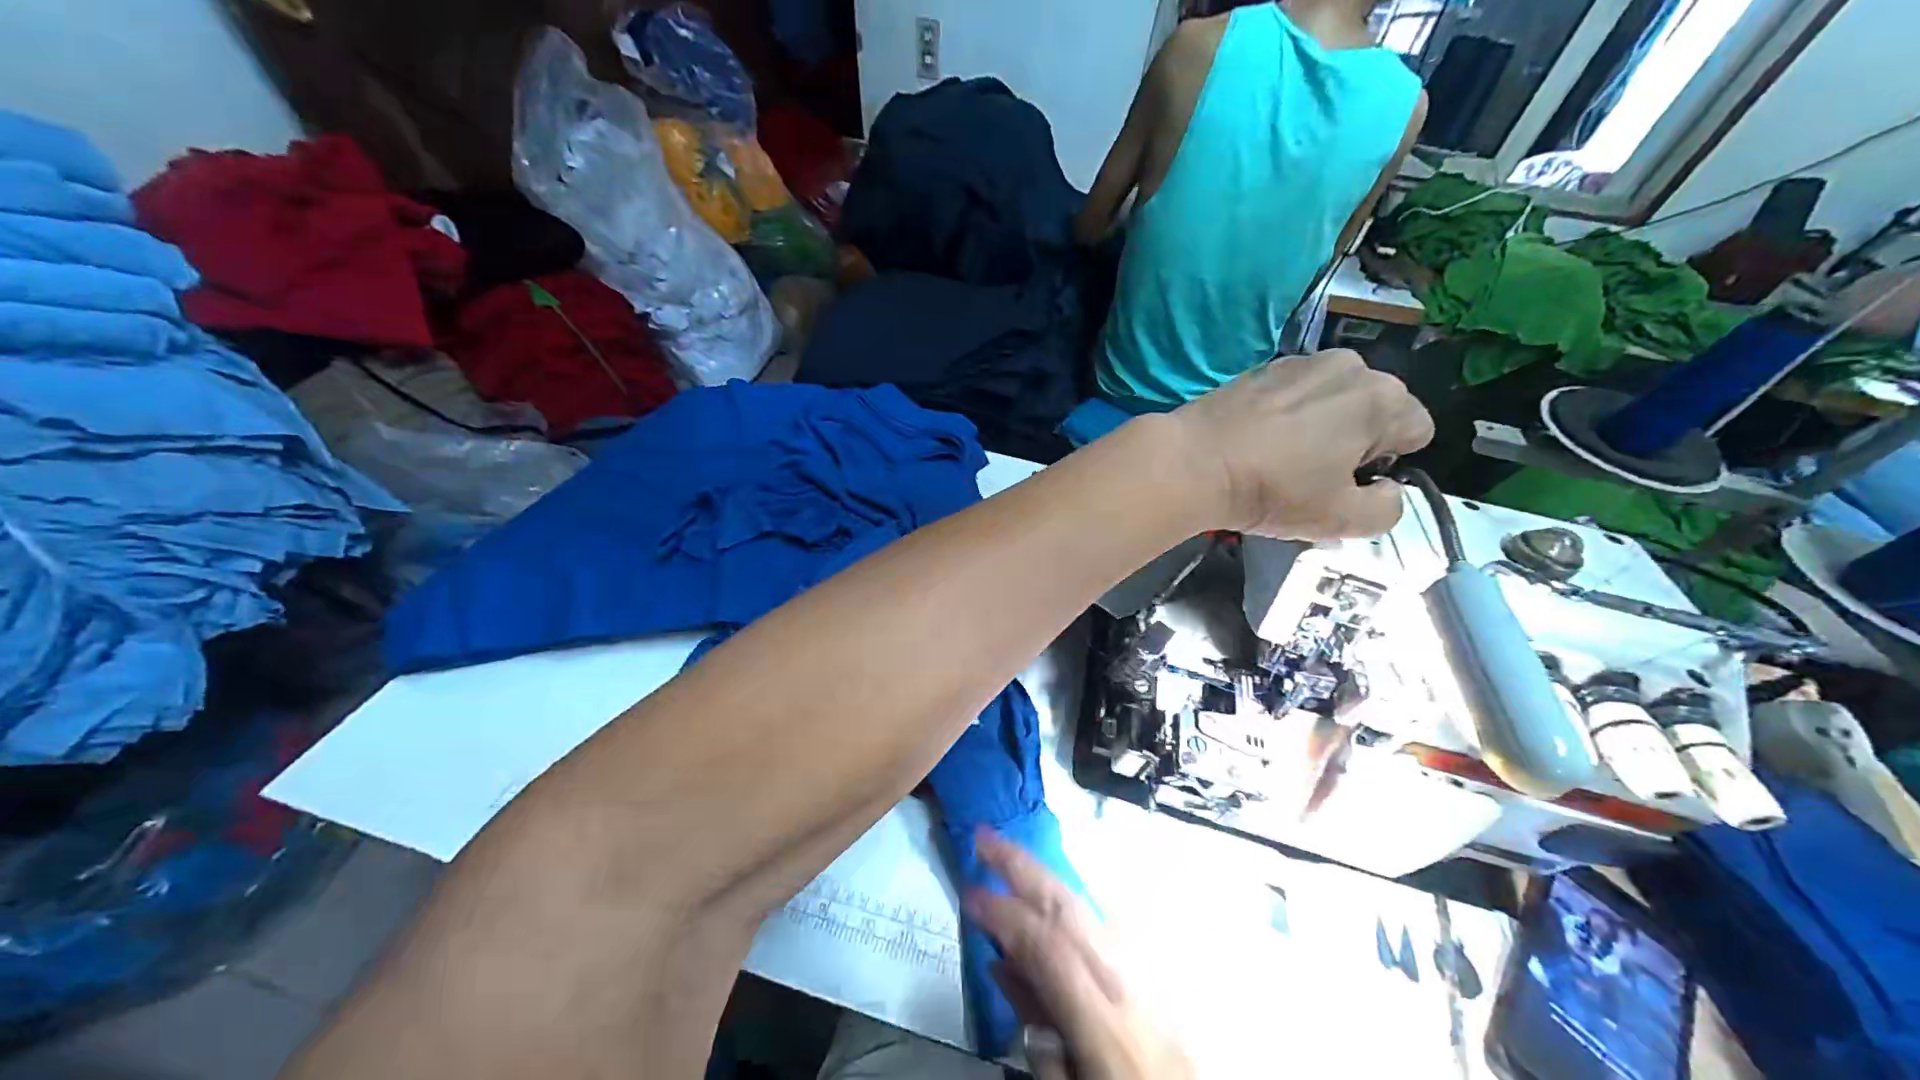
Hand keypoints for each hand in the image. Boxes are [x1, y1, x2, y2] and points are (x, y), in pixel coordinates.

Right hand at [964, 830, 1195, 1079]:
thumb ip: (1038, 1039)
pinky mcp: (1151, 972)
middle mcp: (1123, 983)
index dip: (1006, 913)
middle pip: (1069, 909)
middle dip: (1023, 866)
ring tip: (1009, 852)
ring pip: (1088, 906)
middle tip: (984, 837)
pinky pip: (1103, 919)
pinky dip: (1069, 896)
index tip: (970, 890)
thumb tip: (1005, 971)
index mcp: (1102, 1020)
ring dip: (1044, 873)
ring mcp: (1142, 971)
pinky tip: (1050, 888)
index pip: (1047, 947)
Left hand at [1168, 349, 1433, 539]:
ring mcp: (1303, 362)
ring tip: (1282, 460)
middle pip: (1375, 412)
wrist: (1192, 462)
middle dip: (1357, 443)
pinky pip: (1296, 396)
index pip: (1417, 432)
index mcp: (1383, 398)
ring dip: (1322, 428)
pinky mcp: (1263, 369)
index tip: (1346, 484)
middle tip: (1312, 476)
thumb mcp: (1342, 520)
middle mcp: (1351, 366)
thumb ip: (1388, 509)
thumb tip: (1389, 489)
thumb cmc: (1273, 490)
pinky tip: (1259, 442)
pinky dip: (1288, 416)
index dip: (1388, 466)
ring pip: (1334, 401)